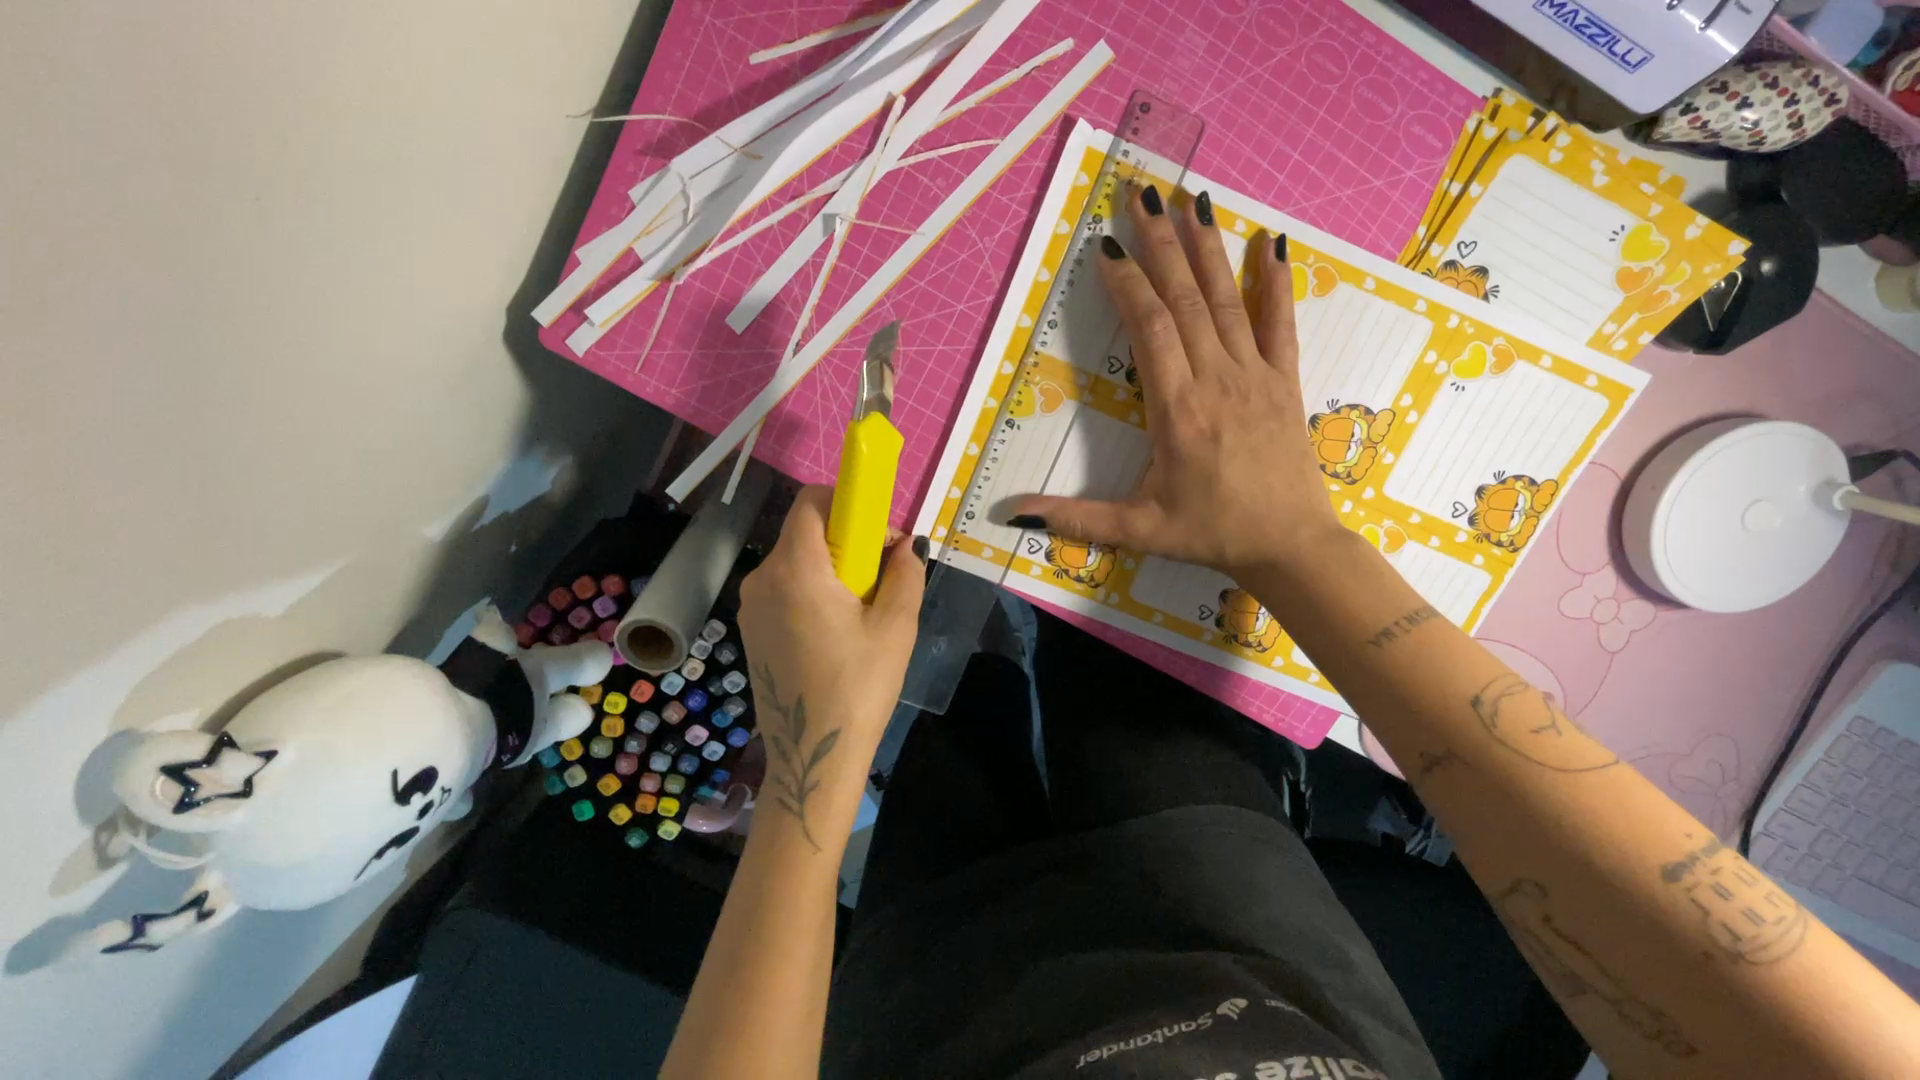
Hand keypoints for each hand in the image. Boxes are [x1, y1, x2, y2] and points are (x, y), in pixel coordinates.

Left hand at [736, 487, 923, 844]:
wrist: (813, 756)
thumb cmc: (859, 686)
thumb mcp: (896, 626)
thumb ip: (904, 573)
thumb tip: (903, 545)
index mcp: (795, 569)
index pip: (811, 501)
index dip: (847, 501)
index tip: (878, 530)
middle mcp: (763, 578)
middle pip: (805, 532)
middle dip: (847, 541)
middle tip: (881, 578)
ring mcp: (751, 606)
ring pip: (796, 562)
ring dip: (831, 569)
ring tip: (863, 612)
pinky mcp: (751, 630)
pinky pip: (785, 589)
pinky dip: (813, 592)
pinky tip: (838, 631)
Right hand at [1006, 186, 1344, 580]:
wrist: (1291, 546)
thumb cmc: (1212, 534)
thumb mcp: (1139, 530)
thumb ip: (1077, 518)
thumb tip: (1014, 515)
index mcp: (1177, 410)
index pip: (1149, 330)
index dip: (1127, 285)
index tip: (1106, 247)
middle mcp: (1216, 379)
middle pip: (1185, 299)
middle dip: (1160, 244)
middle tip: (1141, 194)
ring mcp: (1255, 376)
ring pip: (1227, 301)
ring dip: (1207, 248)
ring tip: (1191, 199)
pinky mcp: (1285, 381)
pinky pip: (1281, 322)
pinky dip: (1275, 281)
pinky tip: (1271, 241)